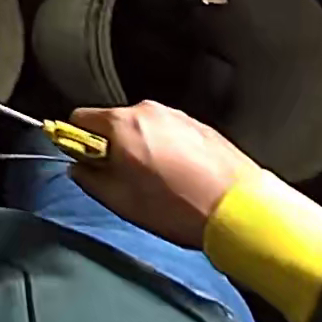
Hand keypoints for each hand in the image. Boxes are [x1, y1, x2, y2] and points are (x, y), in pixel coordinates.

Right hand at [67, 101, 259, 247]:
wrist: (242, 211)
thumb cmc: (178, 207)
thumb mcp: (122, 202)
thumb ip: (90, 180)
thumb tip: (78, 168)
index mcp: (121, 124)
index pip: (80, 118)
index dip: (78, 141)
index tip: (90, 163)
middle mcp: (145, 110)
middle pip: (113, 122)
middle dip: (114, 145)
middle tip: (128, 178)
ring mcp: (175, 115)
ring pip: (142, 126)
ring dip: (142, 145)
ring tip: (161, 180)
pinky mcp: (198, 125)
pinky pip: (169, 131)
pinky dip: (168, 147)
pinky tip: (182, 175)